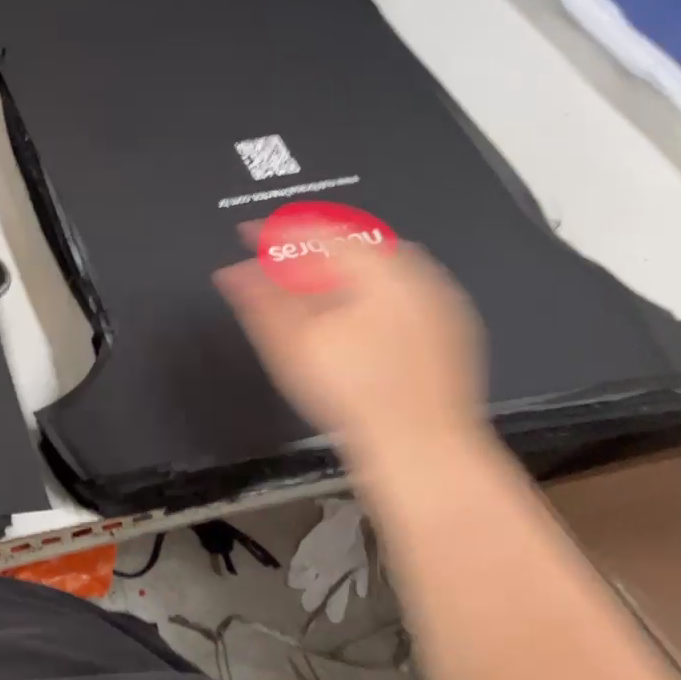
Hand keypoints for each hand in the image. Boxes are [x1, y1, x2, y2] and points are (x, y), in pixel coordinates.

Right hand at [213, 223, 486, 464]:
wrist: (422, 449)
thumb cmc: (357, 396)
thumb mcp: (290, 342)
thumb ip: (258, 298)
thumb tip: (231, 271)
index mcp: (379, 271)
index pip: (318, 230)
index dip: (275, 231)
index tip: (248, 236)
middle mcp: (418, 280)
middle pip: (355, 245)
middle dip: (312, 249)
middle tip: (278, 262)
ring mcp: (440, 307)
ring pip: (382, 268)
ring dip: (342, 271)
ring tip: (308, 289)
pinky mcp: (449, 333)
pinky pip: (404, 294)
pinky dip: (371, 293)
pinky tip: (349, 317)